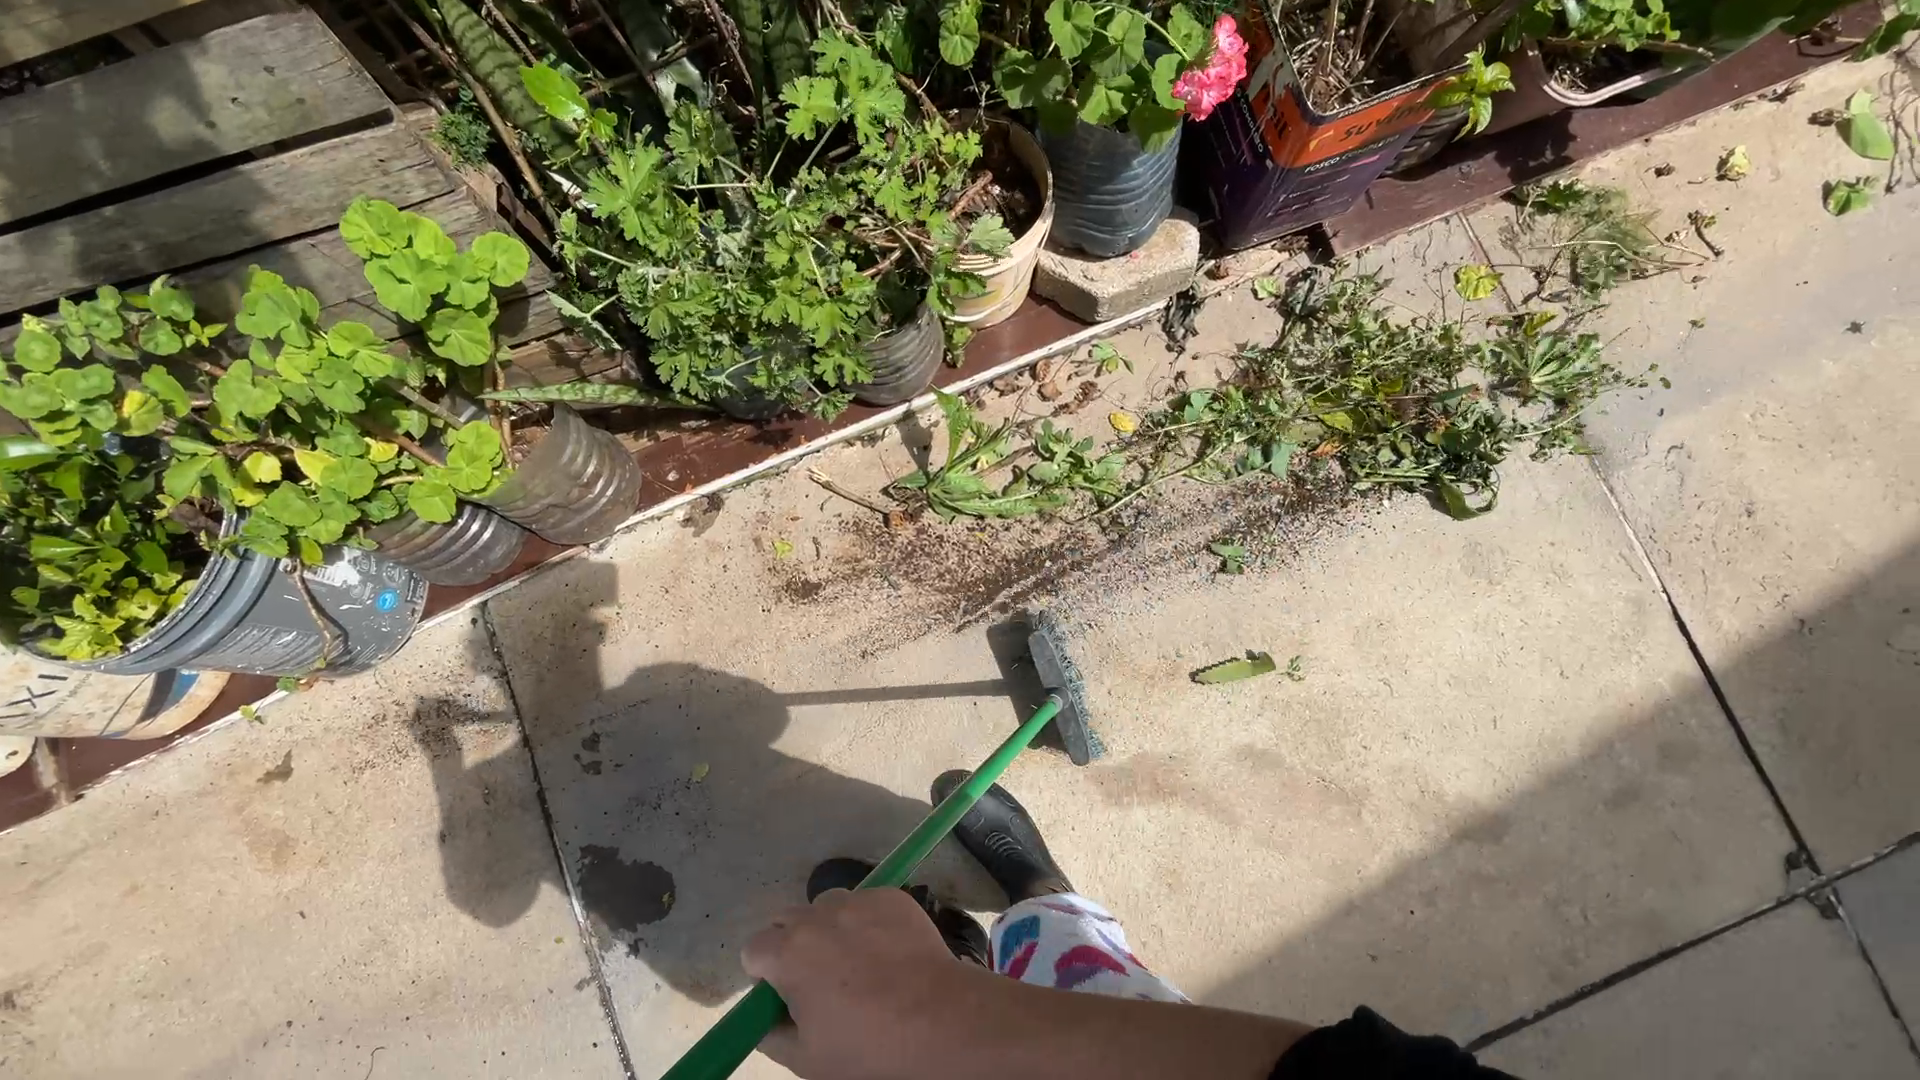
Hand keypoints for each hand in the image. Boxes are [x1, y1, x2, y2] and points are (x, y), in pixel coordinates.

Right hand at [743, 888, 983, 1078]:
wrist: (940, 1022)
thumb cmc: (868, 1050)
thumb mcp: (806, 1060)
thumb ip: (773, 1034)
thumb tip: (763, 1019)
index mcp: (789, 953)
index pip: (754, 947)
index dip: (764, 971)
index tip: (782, 993)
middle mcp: (819, 915)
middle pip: (789, 919)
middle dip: (793, 943)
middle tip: (818, 978)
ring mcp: (859, 900)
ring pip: (828, 905)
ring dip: (830, 927)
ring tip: (856, 961)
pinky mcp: (893, 896)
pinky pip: (867, 903)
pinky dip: (868, 921)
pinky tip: (888, 951)